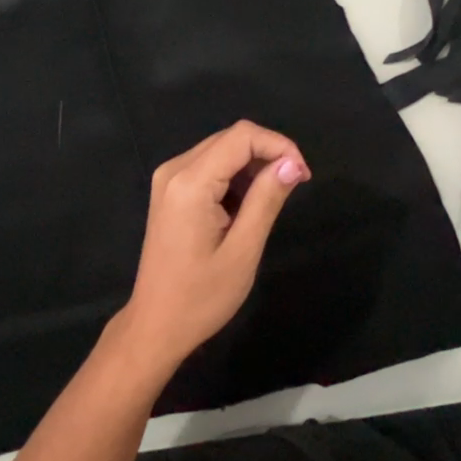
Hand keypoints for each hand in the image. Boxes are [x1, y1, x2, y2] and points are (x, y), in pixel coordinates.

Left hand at [114, 121, 309, 372]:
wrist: (156, 324)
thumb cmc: (201, 296)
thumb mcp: (243, 250)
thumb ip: (266, 199)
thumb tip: (292, 163)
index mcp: (190, 182)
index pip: (242, 136)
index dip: (279, 146)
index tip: (303, 175)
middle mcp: (174, 170)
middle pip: (231, 138)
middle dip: (268, 154)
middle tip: (295, 186)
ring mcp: (168, 180)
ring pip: (221, 150)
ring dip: (252, 167)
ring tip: (272, 202)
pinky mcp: (170, 192)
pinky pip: (209, 168)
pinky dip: (234, 178)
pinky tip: (247, 208)